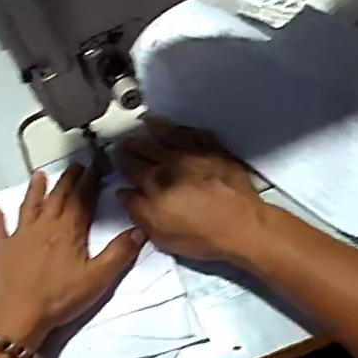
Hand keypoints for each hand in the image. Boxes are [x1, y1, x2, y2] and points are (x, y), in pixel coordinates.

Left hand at [0, 164, 145, 348]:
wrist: (17, 314)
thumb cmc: (59, 297)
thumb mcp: (98, 278)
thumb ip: (119, 253)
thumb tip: (138, 229)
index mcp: (68, 231)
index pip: (82, 201)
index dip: (89, 183)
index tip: (95, 167)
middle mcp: (44, 226)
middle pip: (58, 198)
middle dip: (68, 181)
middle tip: (74, 166)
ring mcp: (19, 236)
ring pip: (29, 206)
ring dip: (35, 190)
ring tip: (39, 175)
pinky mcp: (0, 250)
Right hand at [116, 123, 278, 261]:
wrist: (243, 226)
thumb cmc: (201, 236)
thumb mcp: (161, 235)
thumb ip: (139, 212)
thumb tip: (123, 193)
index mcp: (155, 184)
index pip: (132, 168)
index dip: (121, 161)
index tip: (114, 155)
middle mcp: (172, 163)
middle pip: (147, 149)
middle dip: (134, 143)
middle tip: (126, 139)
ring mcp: (195, 154)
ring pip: (169, 135)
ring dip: (155, 127)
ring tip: (146, 121)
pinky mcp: (216, 152)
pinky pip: (196, 134)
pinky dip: (184, 128)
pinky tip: (180, 126)